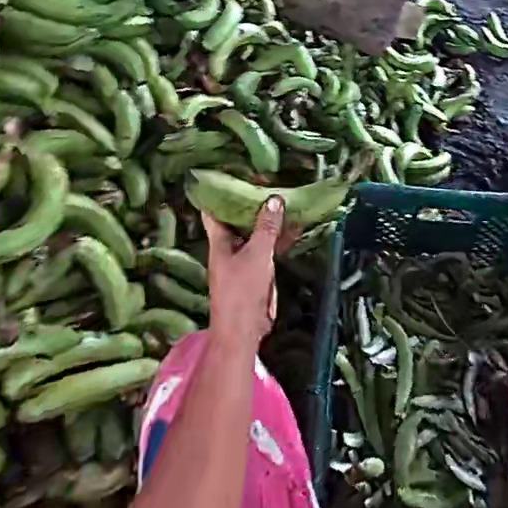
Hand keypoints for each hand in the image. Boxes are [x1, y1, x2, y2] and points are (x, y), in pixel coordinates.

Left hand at [199, 198, 295, 351]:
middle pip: (237, 221)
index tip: (228, 175)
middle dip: (251, 204)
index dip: (218, 193)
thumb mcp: (257, 255)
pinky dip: (278, 240)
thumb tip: (274, 200)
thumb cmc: (242, 292)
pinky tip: (294, 228)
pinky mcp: (255, 274)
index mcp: (219, 242)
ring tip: (286, 201)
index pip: (213, 210)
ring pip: (255, 234)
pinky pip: (267, 250)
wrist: (242, 332)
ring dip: (269, 221)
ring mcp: (242, 261)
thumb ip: (267, 228)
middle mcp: (228, 249)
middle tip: (266, 184)